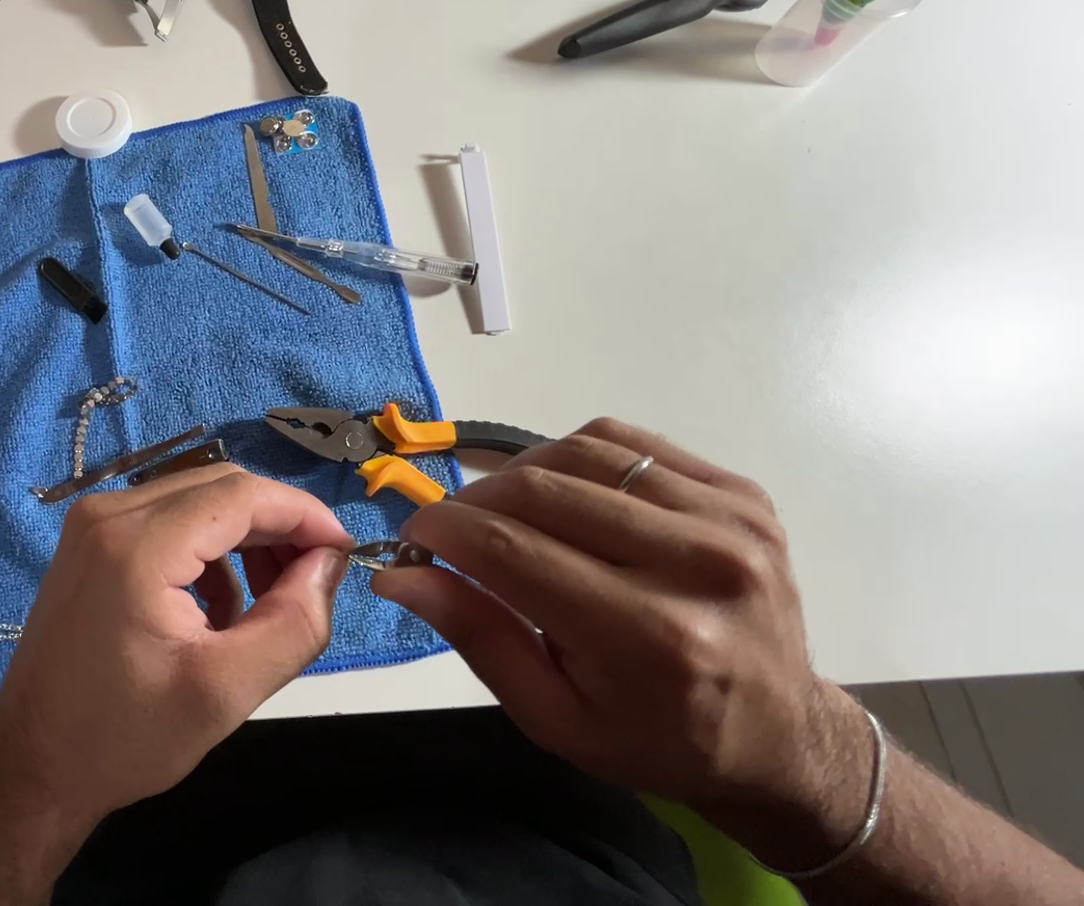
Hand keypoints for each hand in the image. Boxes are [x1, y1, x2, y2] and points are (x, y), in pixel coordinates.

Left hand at [0, 465, 352, 830]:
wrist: (34, 764)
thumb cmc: (124, 736)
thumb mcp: (225, 691)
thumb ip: (293, 622)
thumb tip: (327, 564)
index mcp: (137, 543)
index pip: (242, 495)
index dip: (303, 514)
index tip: (342, 551)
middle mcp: (109, 513)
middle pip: (220, 489)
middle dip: (276, 526)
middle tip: (311, 581)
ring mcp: (92, 523)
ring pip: (196, 501)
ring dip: (243, 540)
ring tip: (267, 604)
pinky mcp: (89, 541)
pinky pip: (167, 521)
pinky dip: (206, 552)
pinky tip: (216, 610)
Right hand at [372, 418, 873, 864]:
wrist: (783, 737)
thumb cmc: (654, 737)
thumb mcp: (551, 715)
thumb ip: (474, 634)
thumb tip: (396, 575)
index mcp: (648, 637)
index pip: (507, 549)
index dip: (440, 532)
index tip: (412, 540)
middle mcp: (696, 565)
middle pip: (536, 491)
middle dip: (468, 503)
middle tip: (449, 531)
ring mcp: (727, 519)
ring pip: (574, 453)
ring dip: (514, 475)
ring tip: (500, 510)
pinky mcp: (740, 493)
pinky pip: (622, 442)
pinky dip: (568, 455)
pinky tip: (558, 491)